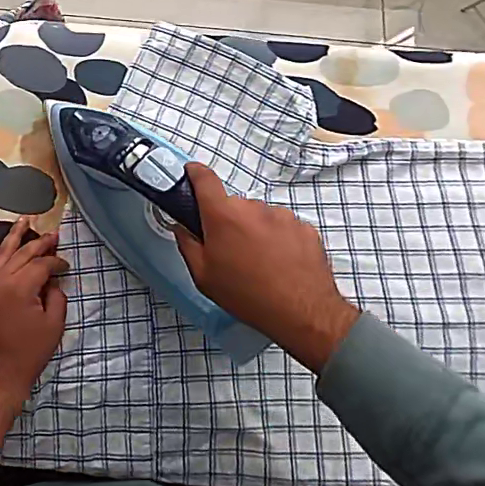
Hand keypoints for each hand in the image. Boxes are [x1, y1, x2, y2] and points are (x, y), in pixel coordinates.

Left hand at [0, 216, 69, 401]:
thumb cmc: (27, 354)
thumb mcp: (53, 325)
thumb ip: (56, 297)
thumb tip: (52, 283)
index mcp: (21, 287)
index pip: (42, 264)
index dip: (56, 262)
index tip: (65, 266)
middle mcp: (1, 281)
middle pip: (23, 253)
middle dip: (39, 243)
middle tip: (52, 235)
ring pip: (2, 252)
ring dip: (14, 236)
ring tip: (24, 221)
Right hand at [175, 162, 359, 371]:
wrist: (302, 312)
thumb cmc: (248, 296)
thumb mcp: (204, 277)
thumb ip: (187, 245)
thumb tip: (181, 228)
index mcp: (223, 216)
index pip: (205, 179)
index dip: (195, 173)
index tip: (191, 173)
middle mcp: (252, 208)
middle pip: (232, 205)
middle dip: (228, 221)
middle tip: (229, 250)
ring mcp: (281, 215)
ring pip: (258, 216)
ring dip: (254, 230)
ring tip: (258, 262)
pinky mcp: (303, 226)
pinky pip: (282, 226)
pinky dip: (277, 239)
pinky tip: (278, 263)